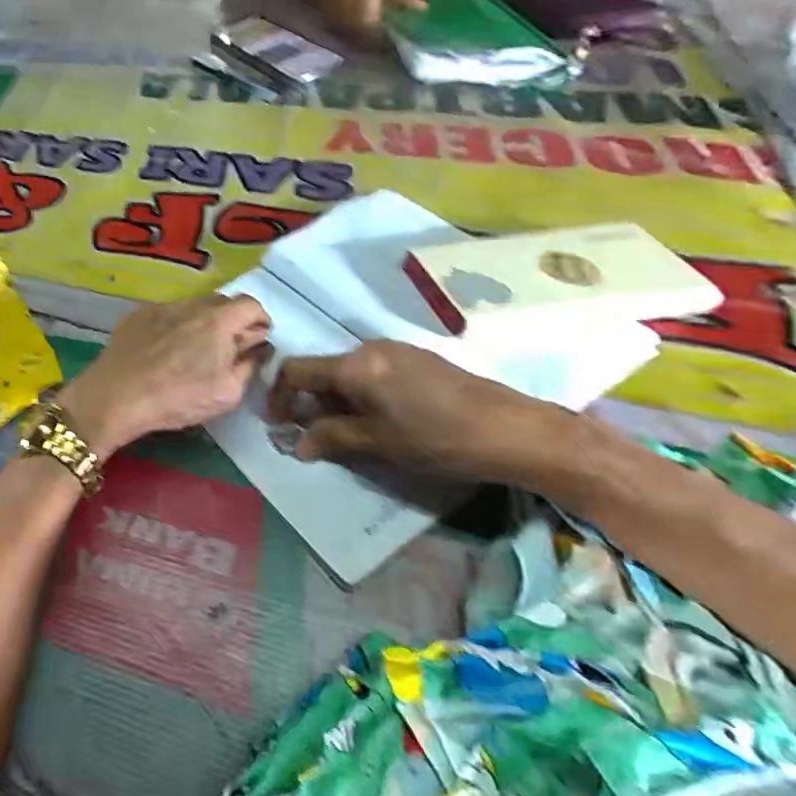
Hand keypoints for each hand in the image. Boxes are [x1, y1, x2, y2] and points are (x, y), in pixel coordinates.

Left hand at [57, 296, 272, 457]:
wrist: (116, 396)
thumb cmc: (176, 398)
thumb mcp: (227, 393)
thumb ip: (248, 364)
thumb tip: (256, 347)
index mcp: (217, 321)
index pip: (250, 305)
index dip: (259, 320)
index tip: (257, 338)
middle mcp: (190, 305)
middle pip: (221, 302)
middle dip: (231, 320)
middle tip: (227, 347)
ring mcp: (159, 307)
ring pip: (191, 306)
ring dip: (201, 322)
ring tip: (193, 351)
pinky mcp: (135, 315)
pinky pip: (165, 314)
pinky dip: (173, 326)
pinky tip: (163, 350)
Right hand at [269, 341, 617, 498]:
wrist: (517, 431)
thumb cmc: (438, 438)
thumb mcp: (377, 443)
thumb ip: (331, 439)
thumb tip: (297, 446)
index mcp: (354, 365)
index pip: (296, 370)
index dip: (279, 396)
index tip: (279, 424)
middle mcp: (369, 349)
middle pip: (322, 371)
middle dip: (310, 402)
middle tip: (314, 434)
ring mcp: (396, 351)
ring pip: (347, 373)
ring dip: (336, 400)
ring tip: (348, 432)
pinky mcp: (418, 360)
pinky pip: (372, 373)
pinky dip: (361, 394)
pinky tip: (380, 420)